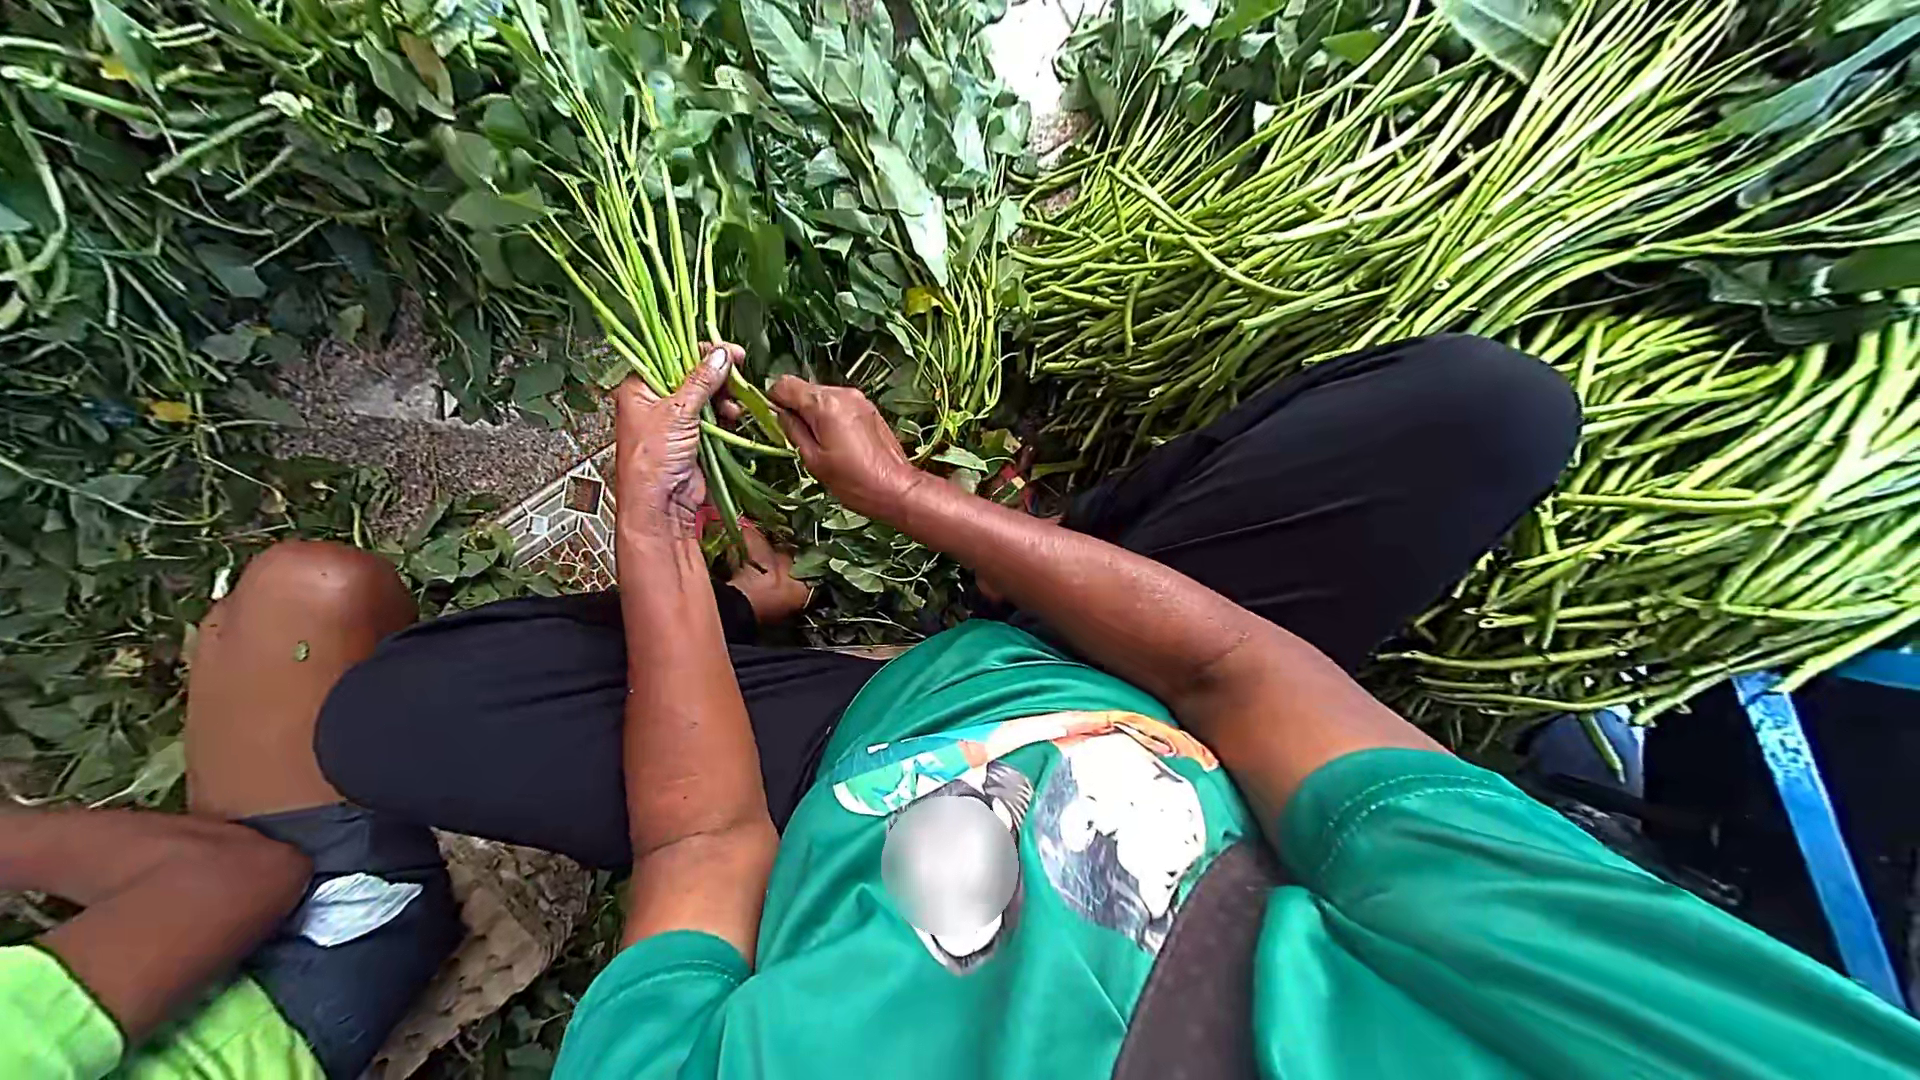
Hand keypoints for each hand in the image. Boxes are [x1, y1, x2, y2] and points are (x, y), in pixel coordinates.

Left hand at [614, 342, 739, 540]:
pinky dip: (727, 417)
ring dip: (725, 399)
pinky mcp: (695, 438)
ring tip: (733, 408)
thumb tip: (721, 355)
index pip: (672, 356)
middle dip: (718, 378)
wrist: (661, 502)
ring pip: (708, 398)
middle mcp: (657, 401)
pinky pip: (715, 419)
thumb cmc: (652, 457)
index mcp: (640, 387)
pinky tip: (734, 417)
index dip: (700, 352)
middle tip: (738, 376)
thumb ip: (701, 381)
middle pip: (694, 376)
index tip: (728, 351)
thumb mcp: (677, 411)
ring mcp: (677, 420)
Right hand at [768, 376, 923, 519]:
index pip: (784, 384)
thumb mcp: (813, 460)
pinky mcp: (869, 408)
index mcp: (824, 403)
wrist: (896, 488)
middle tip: (799, 439)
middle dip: (796, 409)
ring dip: (815, 414)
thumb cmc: (853, 480)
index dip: (773, 401)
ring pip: (823, 397)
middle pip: (804, 389)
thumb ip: (792, 430)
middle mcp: (842, 393)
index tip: (774, 421)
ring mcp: (859, 399)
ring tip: (822, 444)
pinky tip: (839, 442)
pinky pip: (840, 405)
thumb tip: (779, 414)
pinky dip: (832, 417)